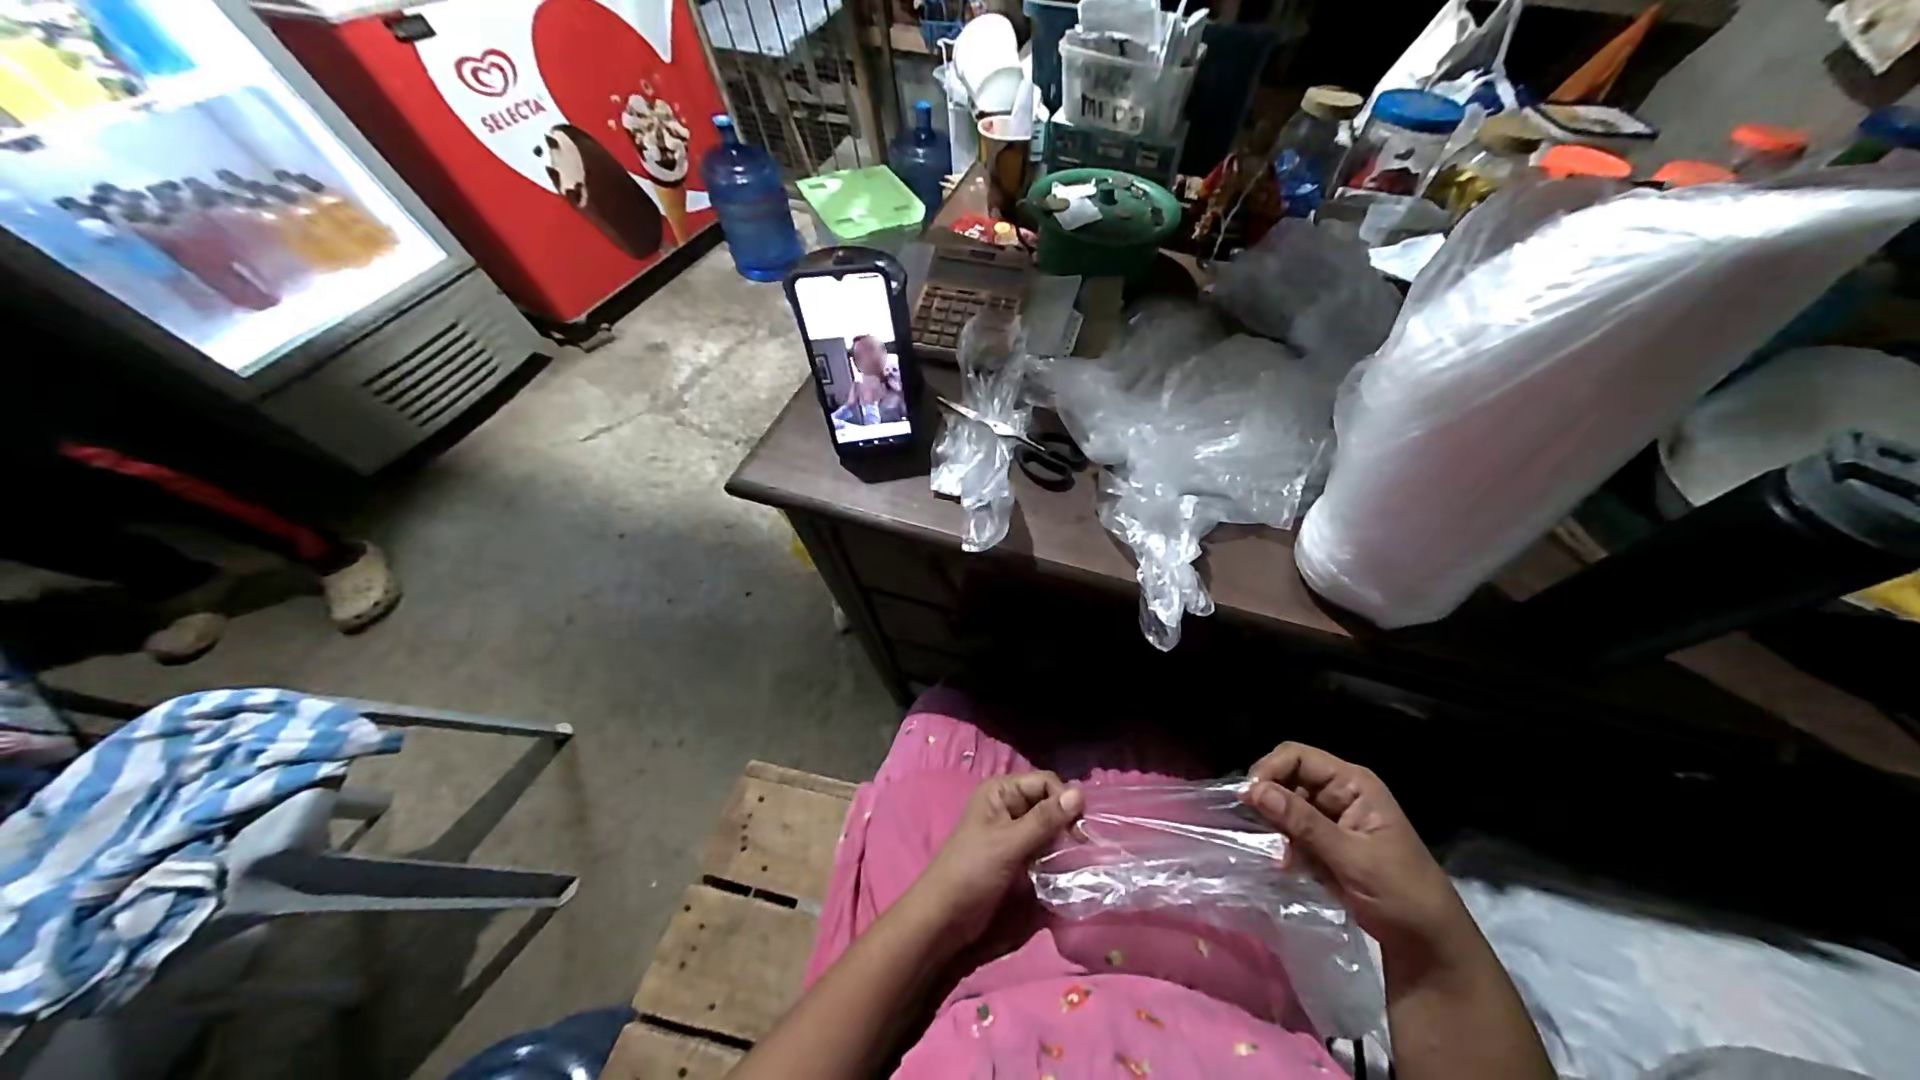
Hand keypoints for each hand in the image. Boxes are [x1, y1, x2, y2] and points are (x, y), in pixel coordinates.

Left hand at [910, 772, 1084, 946]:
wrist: (945, 917)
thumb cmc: (972, 871)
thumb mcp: (1009, 843)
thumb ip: (1045, 819)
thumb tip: (1080, 793)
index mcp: (1000, 792)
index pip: (1045, 782)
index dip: (1065, 800)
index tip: (1080, 829)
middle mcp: (1008, 806)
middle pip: (1049, 804)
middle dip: (1066, 822)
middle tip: (1082, 847)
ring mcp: (1012, 832)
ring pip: (1049, 828)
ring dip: (1063, 842)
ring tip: (1076, 861)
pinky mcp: (1017, 857)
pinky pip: (1044, 848)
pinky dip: (1056, 857)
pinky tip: (1066, 871)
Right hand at [1243, 743, 1469, 956]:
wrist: (1431, 948)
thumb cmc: (1402, 895)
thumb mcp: (1352, 858)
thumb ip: (1302, 822)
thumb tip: (1254, 790)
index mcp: (1353, 785)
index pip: (1297, 757)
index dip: (1269, 770)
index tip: (1248, 799)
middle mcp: (1339, 793)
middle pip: (1287, 778)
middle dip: (1268, 800)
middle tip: (1256, 829)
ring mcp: (1331, 819)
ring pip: (1285, 805)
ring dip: (1274, 826)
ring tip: (1273, 852)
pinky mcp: (1324, 844)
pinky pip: (1290, 831)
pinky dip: (1281, 844)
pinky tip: (1283, 865)